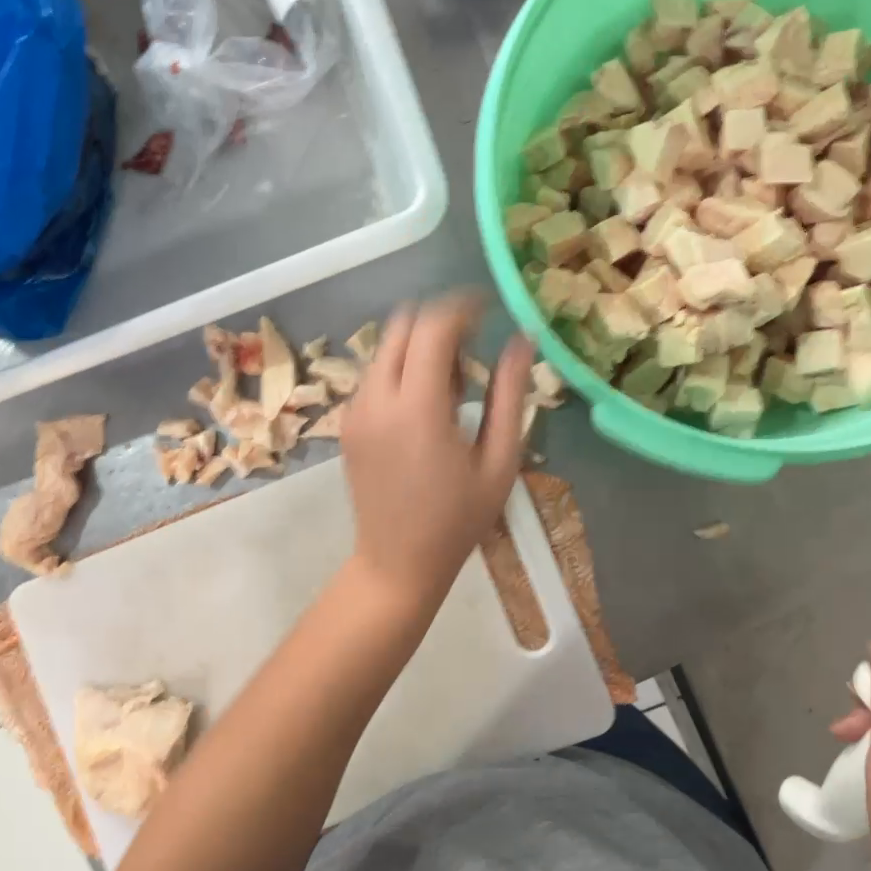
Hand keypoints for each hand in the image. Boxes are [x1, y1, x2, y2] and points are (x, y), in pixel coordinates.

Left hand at [341, 297, 533, 597]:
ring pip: (385, 347)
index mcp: (418, 408)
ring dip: (419, 346)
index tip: (490, 306)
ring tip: (453, 386)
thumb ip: (510, 395)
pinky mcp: (347, 424)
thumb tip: (522, 339)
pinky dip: (401, 369)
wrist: (396, 564)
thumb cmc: (458, 520)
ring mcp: (355, 411)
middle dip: (439, 321)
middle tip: (473, 349)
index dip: (463, 306)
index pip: (433, 326)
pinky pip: (374, 374)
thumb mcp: (498, 461)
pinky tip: (426, 407)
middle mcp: (376, 399)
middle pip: (402, 325)